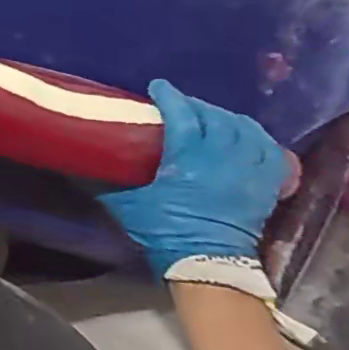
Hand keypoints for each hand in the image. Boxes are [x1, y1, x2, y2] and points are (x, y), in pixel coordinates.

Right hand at [98, 79, 289, 276]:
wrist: (206, 263)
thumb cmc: (163, 231)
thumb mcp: (128, 205)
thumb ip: (107, 183)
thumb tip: (77, 169)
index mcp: (189, 157)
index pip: (182, 114)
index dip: (169, 96)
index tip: (158, 87)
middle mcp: (223, 155)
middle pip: (214, 116)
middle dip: (197, 106)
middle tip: (181, 106)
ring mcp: (250, 168)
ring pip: (244, 127)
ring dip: (226, 118)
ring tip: (213, 118)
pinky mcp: (268, 183)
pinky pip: (271, 148)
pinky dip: (257, 138)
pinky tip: (246, 138)